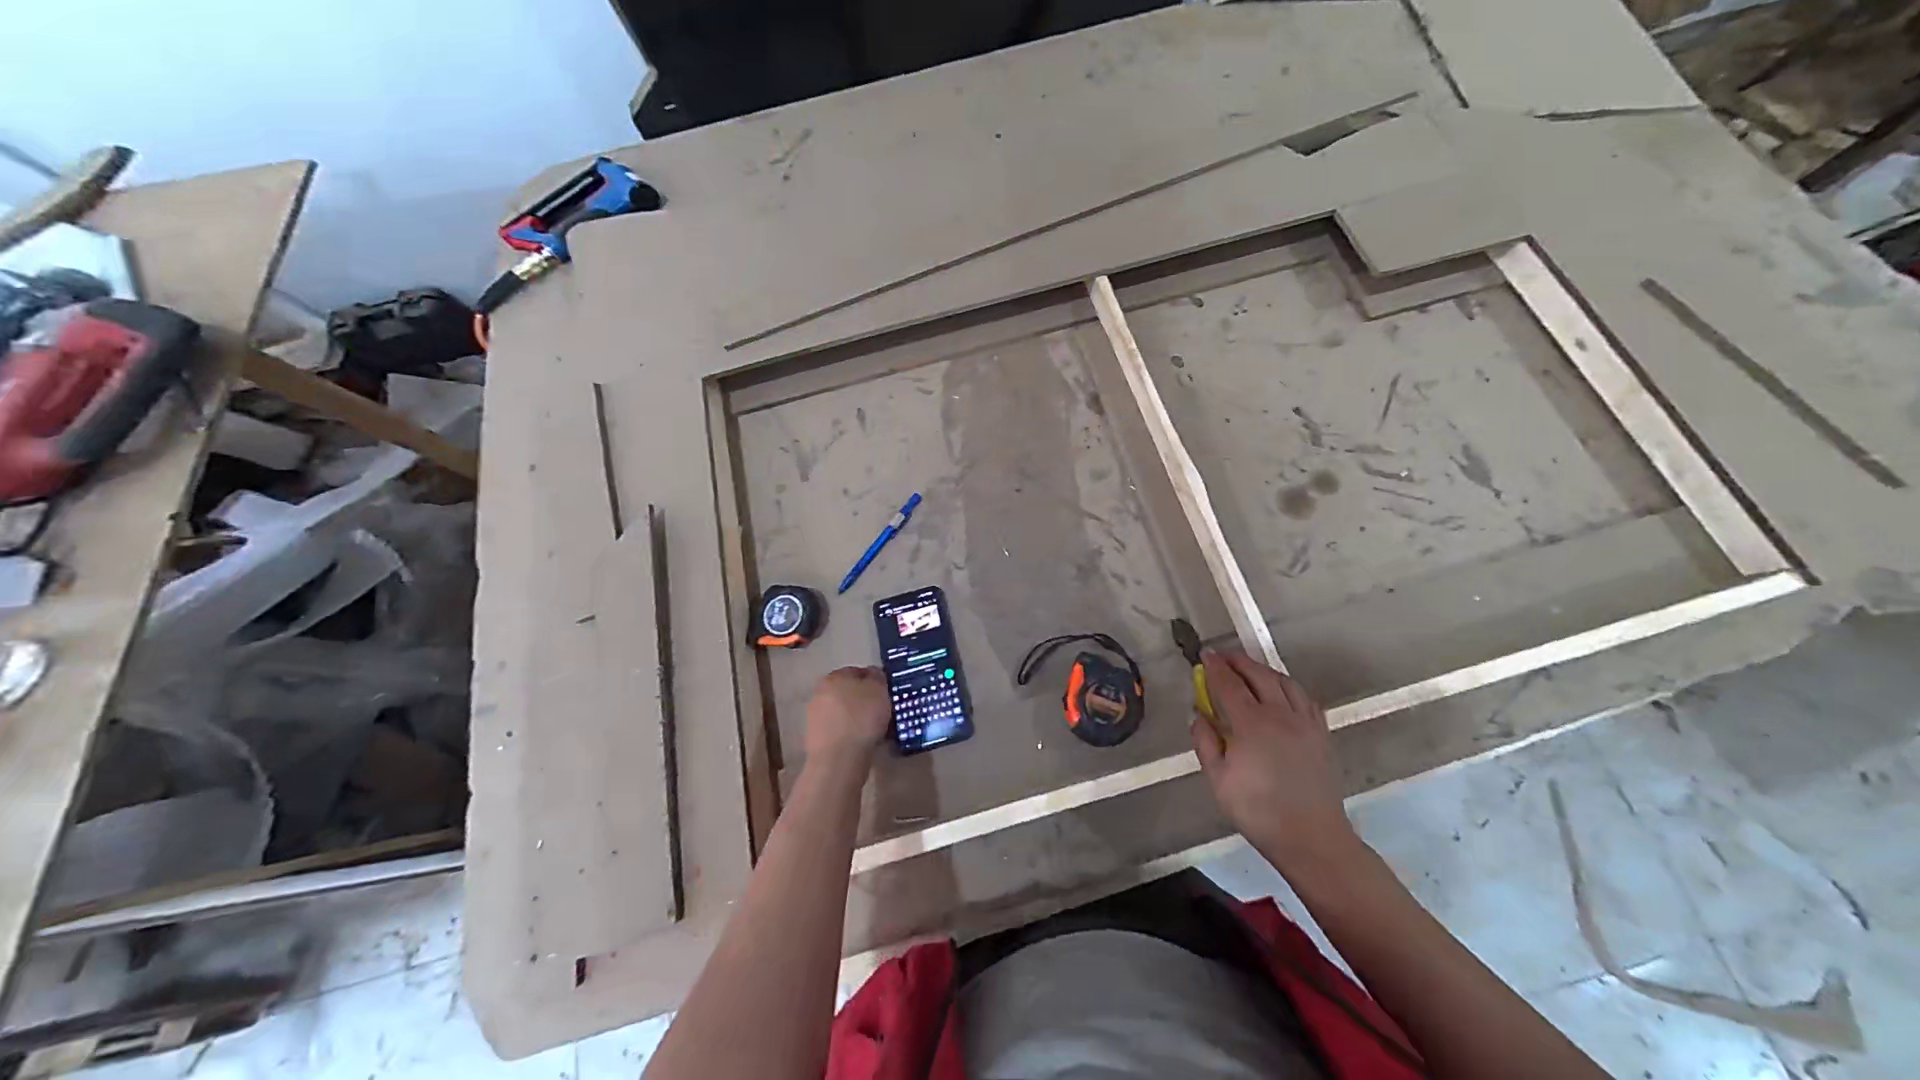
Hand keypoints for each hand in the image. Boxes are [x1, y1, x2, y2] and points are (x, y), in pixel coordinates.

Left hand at [804, 666, 889, 766]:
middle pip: (848, 692)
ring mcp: (815, 718)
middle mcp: (819, 693)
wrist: (839, 759)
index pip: (857, 672)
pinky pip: (840, 731)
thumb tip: (873, 675)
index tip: (886, 692)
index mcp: (832, 677)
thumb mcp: (879, 690)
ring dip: (857, 718)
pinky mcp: (816, 740)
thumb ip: (877, 677)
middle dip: (864, 699)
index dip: (874, 680)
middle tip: (882, 710)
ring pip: (844, 712)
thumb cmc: (861, 718)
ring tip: (876, 729)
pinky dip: (851, 734)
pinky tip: (863, 742)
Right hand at [1191, 652, 1358, 872]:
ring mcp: (1305, 723)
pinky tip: (1282, 691)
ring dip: (1263, 669)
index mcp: (1251, 724)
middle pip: (1258, 675)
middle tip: (1223, 656)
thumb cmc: (1257, 811)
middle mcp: (1280, 715)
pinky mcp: (1321, 734)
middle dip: (1238, 661)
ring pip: (1285, 682)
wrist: (1310, 836)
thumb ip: (1206, 743)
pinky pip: (1304, 698)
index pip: (1228, 685)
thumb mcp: (1218, 780)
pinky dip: (1288, 686)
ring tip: (1250, 669)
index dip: (1214, 667)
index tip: (1204, 655)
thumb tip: (1199, 716)